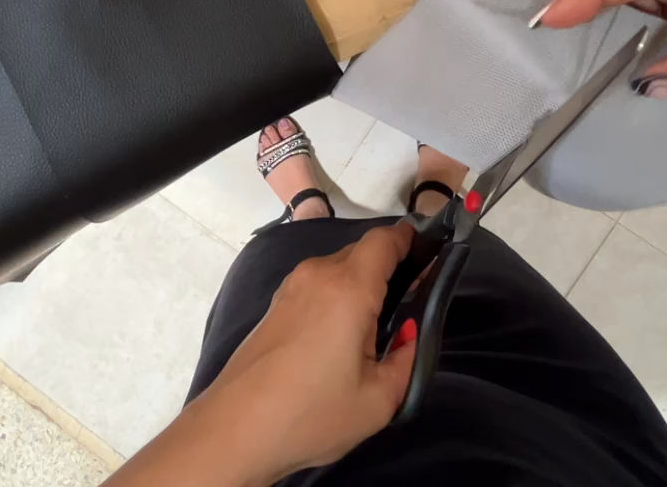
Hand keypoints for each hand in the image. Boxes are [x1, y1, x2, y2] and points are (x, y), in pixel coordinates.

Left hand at [196, 223, 419, 480]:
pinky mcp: (277, 301)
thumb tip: (410, 333)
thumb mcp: (378, 399)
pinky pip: (318, 283)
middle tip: (408, 303)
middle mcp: (319, 273)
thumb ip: (406, 359)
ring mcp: (293, 284)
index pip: (383, 240)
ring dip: (360, 283)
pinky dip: (337, 294)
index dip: (408, 239)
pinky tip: (339, 335)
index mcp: (348, 287)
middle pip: (361, 252)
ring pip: (338, 267)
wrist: (239, 425)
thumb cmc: (313, 411)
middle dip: (388, 267)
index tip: (427, 252)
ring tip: (373, 328)